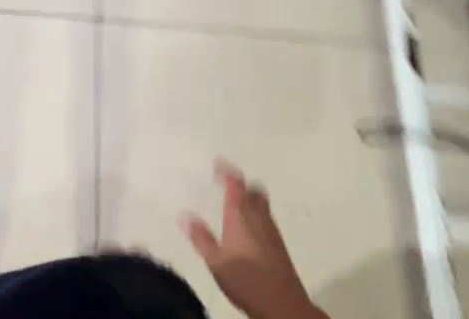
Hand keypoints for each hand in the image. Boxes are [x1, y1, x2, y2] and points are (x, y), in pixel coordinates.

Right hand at [181, 159, 325, 318]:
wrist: (284, 306)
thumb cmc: (246, 280)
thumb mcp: (216, 262)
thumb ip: (201, 237)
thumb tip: (184, 215)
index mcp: (241, 215)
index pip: (235, 183)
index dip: (226, 170)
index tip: (216, 163)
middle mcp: (258, 217)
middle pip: (254, 190)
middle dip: (241, 184)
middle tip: (226, 185)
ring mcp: (272, 230)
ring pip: (262, 204)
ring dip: (250, 199)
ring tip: (234, 206)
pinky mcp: (279, 245)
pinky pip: (266, 219)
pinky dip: (256, 215)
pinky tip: (247, 231)